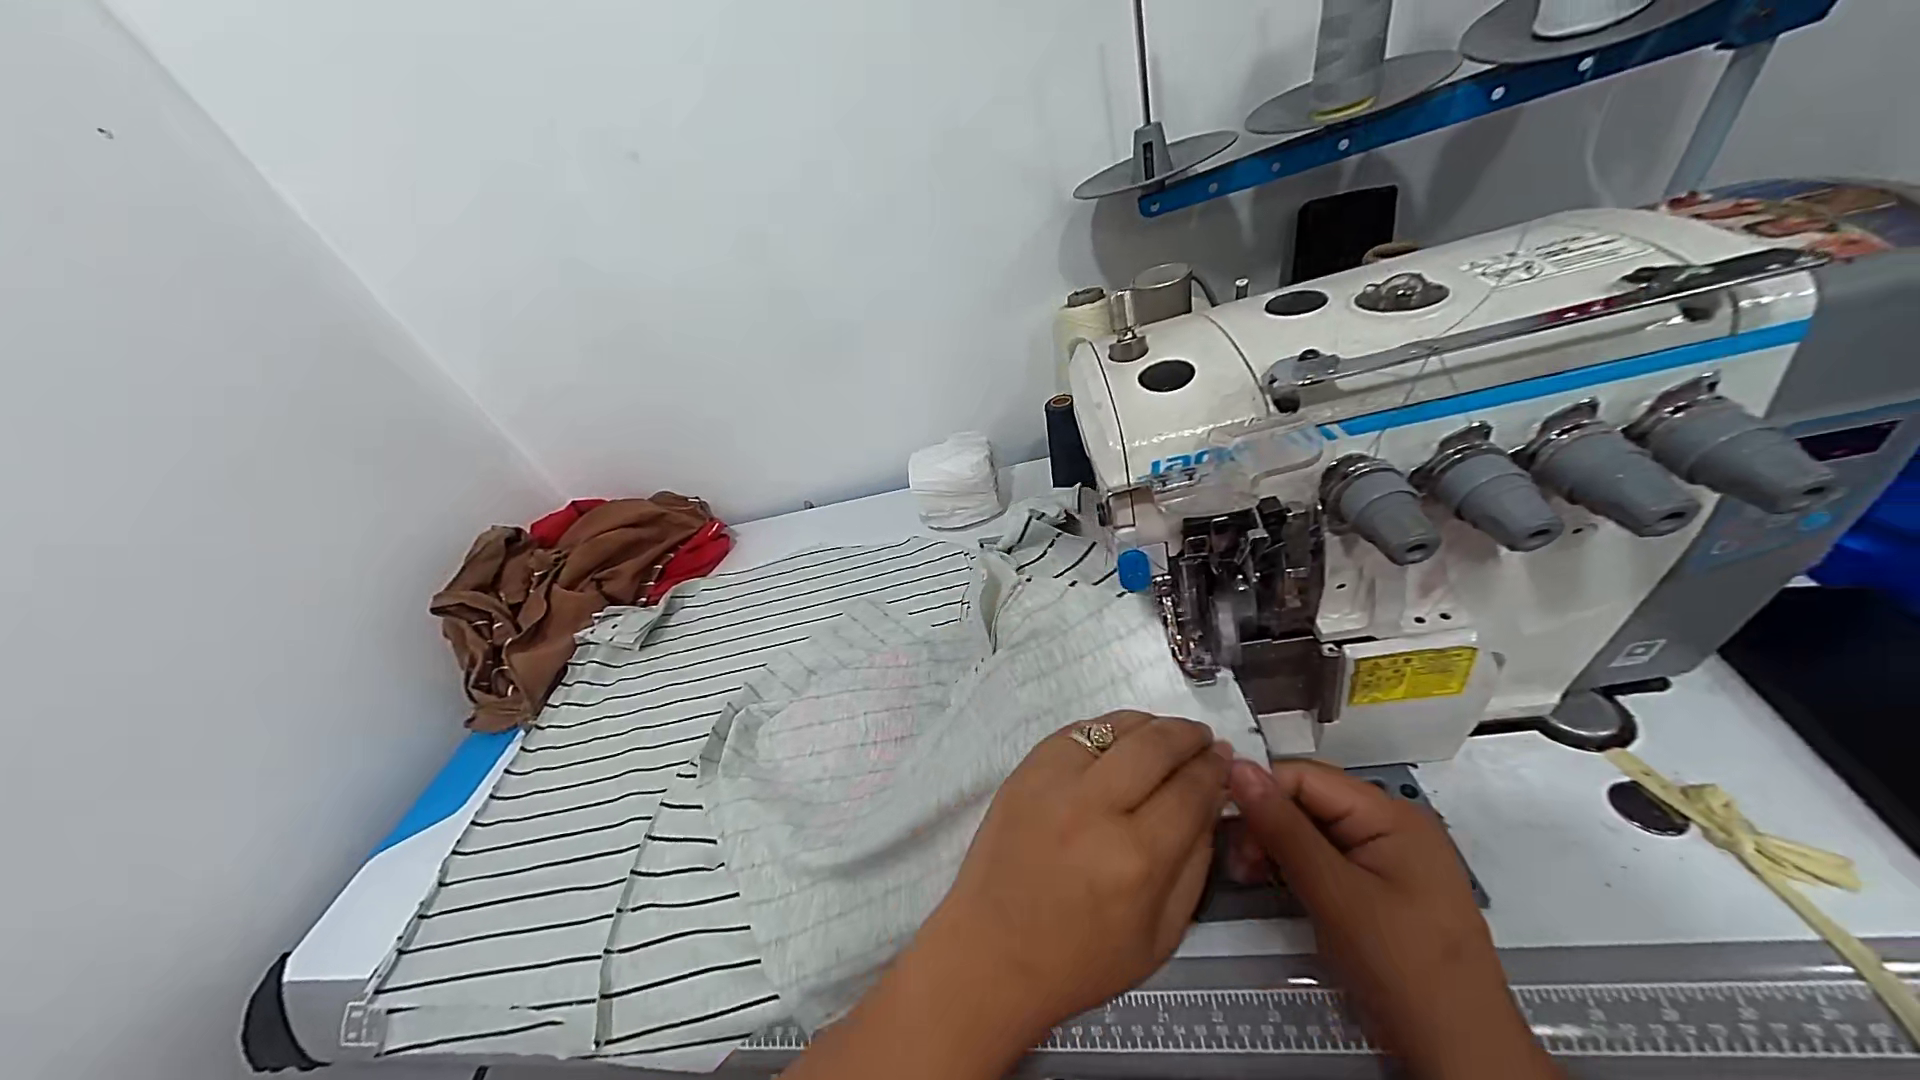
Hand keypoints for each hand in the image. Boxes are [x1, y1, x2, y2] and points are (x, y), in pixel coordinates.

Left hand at [921, 711, 1231, 1033]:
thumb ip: (1195, 863)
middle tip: (1204, 740)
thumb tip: (1210, 802)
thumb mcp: (1162, 935)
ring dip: (1151, 725)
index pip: (1192, 790)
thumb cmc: (1081, 960)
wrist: (991, 952)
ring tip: (1168, 735)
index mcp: (1136, 858)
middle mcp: (1095, 808)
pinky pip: (1077, 731)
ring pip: (1115, 727)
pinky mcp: (1025, 770)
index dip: (1215, 770)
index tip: (1225, 760)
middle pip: (1157, 746)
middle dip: (1190, 736)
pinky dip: (1107, 730)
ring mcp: (1053, 782)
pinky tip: (1120, 742)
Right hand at [1228, 760, 1562, 1079]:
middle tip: (1238, 863)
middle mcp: (1390, 824)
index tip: (1226, 829)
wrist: (1462, 1057)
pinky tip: (1274, 884)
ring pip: (1310, 827)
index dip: (1260, 793)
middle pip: (1307, 799)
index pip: (1304, 776)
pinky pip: (1323, 855)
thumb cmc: (1403, 970)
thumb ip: (1283, 827)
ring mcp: (1386, 856)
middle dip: (1265, 823)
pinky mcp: (1378, 885)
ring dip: (1273, 845)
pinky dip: (1293, 865)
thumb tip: (1238, 766)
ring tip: (1250, 876)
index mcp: (1390, 815)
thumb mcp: (1334, 894)